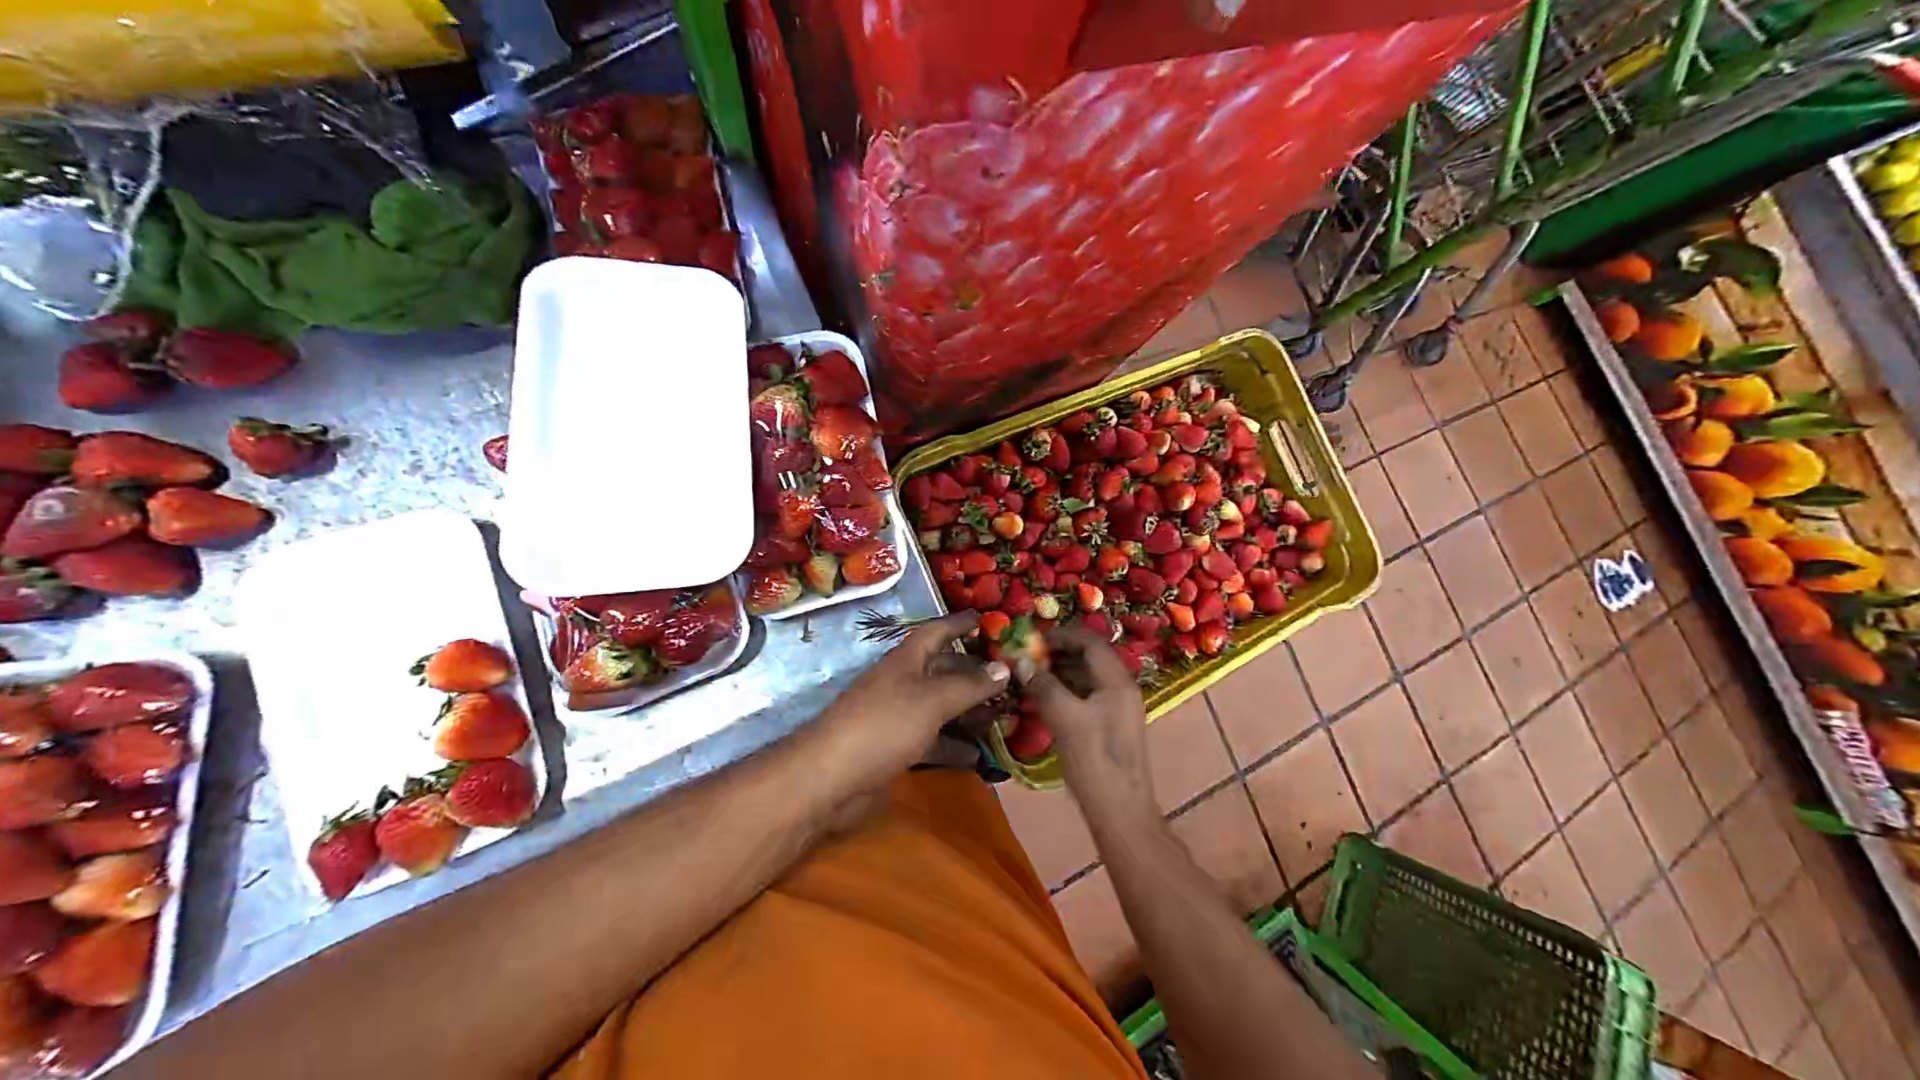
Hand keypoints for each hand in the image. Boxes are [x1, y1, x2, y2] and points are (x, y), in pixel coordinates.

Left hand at [809, 612, 1009, 796]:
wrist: (831, 778)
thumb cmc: (883, 725)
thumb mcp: (932, 700)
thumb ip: (969, 685)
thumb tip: (1004, 668)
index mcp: (906, 661)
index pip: (935, 632)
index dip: (958, 624)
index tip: (984, 620)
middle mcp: (901, 684)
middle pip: (941, 671)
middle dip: (972, 674)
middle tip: (1009, 680)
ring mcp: (897, 718)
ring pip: (940, 709)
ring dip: (968, 713)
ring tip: (1002, 719)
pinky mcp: (894, 750)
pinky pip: (932, 741)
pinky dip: (953, 746)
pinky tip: (977, 756)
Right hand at [1022, 627, 1155, 824]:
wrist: (1120, 812)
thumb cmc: (1095, 762)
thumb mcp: (1065, 719)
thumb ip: (1044, 685)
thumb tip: (1021, 662)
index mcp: (1118, 682)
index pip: (1091, 641)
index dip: (1061, 636)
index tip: (1032, 640)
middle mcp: (1121, 690)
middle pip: (1089, 658)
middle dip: (1056, 654)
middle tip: (1025, 659)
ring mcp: (1116, 709)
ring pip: (1085, 678)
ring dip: (1058, 673)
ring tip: (1028, 678)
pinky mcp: (1108, 727)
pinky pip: (1084, 697)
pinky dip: (1063, 692)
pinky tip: (1040, 701)